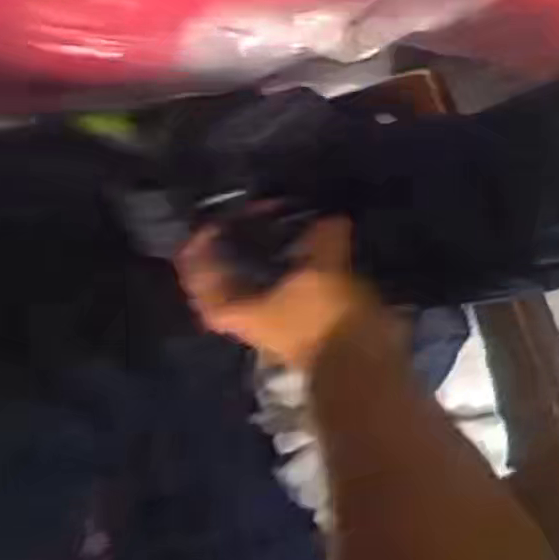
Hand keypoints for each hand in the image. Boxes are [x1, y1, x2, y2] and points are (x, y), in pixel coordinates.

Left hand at [175, 215, 385, 370]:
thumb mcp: (321, 271)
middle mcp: (241, 302)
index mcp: (223, 301)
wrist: (360, 356)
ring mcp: (276, 304)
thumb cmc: (323, 317)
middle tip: (283, 203)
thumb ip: (322, 238)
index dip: (216, 227)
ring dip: (288, 239)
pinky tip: (332, 237)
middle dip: (257, 229)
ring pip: (271, 262)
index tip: (247, 203)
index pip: (198, 257)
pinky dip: (312, 252)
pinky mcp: (309, 303)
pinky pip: (302, 269)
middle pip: (236, 257)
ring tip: (310, 214)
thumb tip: (330, 217)